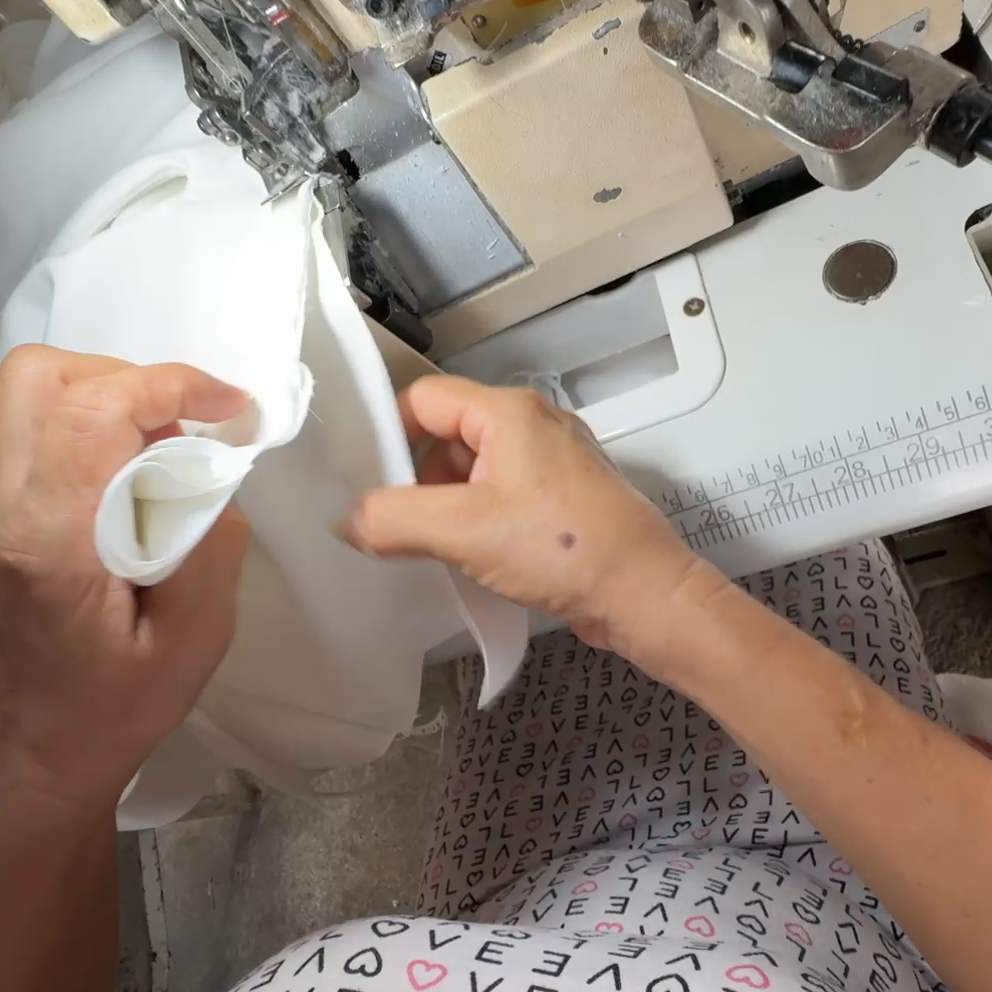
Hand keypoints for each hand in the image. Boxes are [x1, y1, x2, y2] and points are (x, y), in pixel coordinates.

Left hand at [0, 346, 250, 806]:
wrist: (54, 742)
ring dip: (117, 395)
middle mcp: (4, 504)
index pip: (91, 408)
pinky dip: (102, 419)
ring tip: (174, 445)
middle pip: (42, 376)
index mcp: (52, 536)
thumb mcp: (199, 630)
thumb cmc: (128, 697)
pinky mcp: (1, 508)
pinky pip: (42, 424)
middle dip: (133, 377)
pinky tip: (145, 468)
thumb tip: (211, 469)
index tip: (233, 410)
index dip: (171, 385)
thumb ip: (211, 539)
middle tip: (193, 423)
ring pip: (36, 390)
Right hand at [344, 376, 711, 652]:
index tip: (368, 485)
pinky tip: (472, 556)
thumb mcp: (463, 529)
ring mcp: (553, 462)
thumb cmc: (559, 547)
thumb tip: (349, 520)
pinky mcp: (564, 498)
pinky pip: (504, 496)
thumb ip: (393, 518)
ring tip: (437, 549)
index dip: (390, 435)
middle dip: (419, 481)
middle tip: (402, 528)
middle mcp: (534, 425)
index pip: (425, 399)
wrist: (642, 592)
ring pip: (476, 471)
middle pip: (449, 436)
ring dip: (448, 507)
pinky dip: (479, 520)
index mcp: (509, 412)